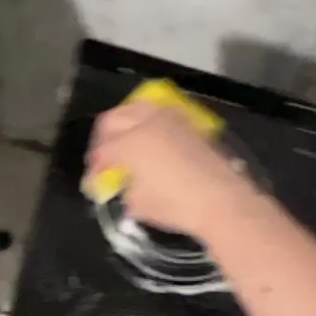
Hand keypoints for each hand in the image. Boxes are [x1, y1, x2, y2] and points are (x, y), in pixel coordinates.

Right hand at [87, 102, 258, 236]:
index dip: (94, 168)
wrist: (221, 200)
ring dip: (126, 124)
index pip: (103, 151)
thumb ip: (125, 190)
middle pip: (114, 119)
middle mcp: (147, 124)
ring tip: (125, 142)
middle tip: (104, 157)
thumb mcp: (139, 204)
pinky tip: (151, 141)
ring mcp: (170, 120)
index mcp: (130, 143)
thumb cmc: (176, 206)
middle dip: (104, 138)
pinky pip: (160, 116)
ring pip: (138, 109)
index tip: (94, 180)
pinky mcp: (189, 125)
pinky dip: (150, 124)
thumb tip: (125, 186)